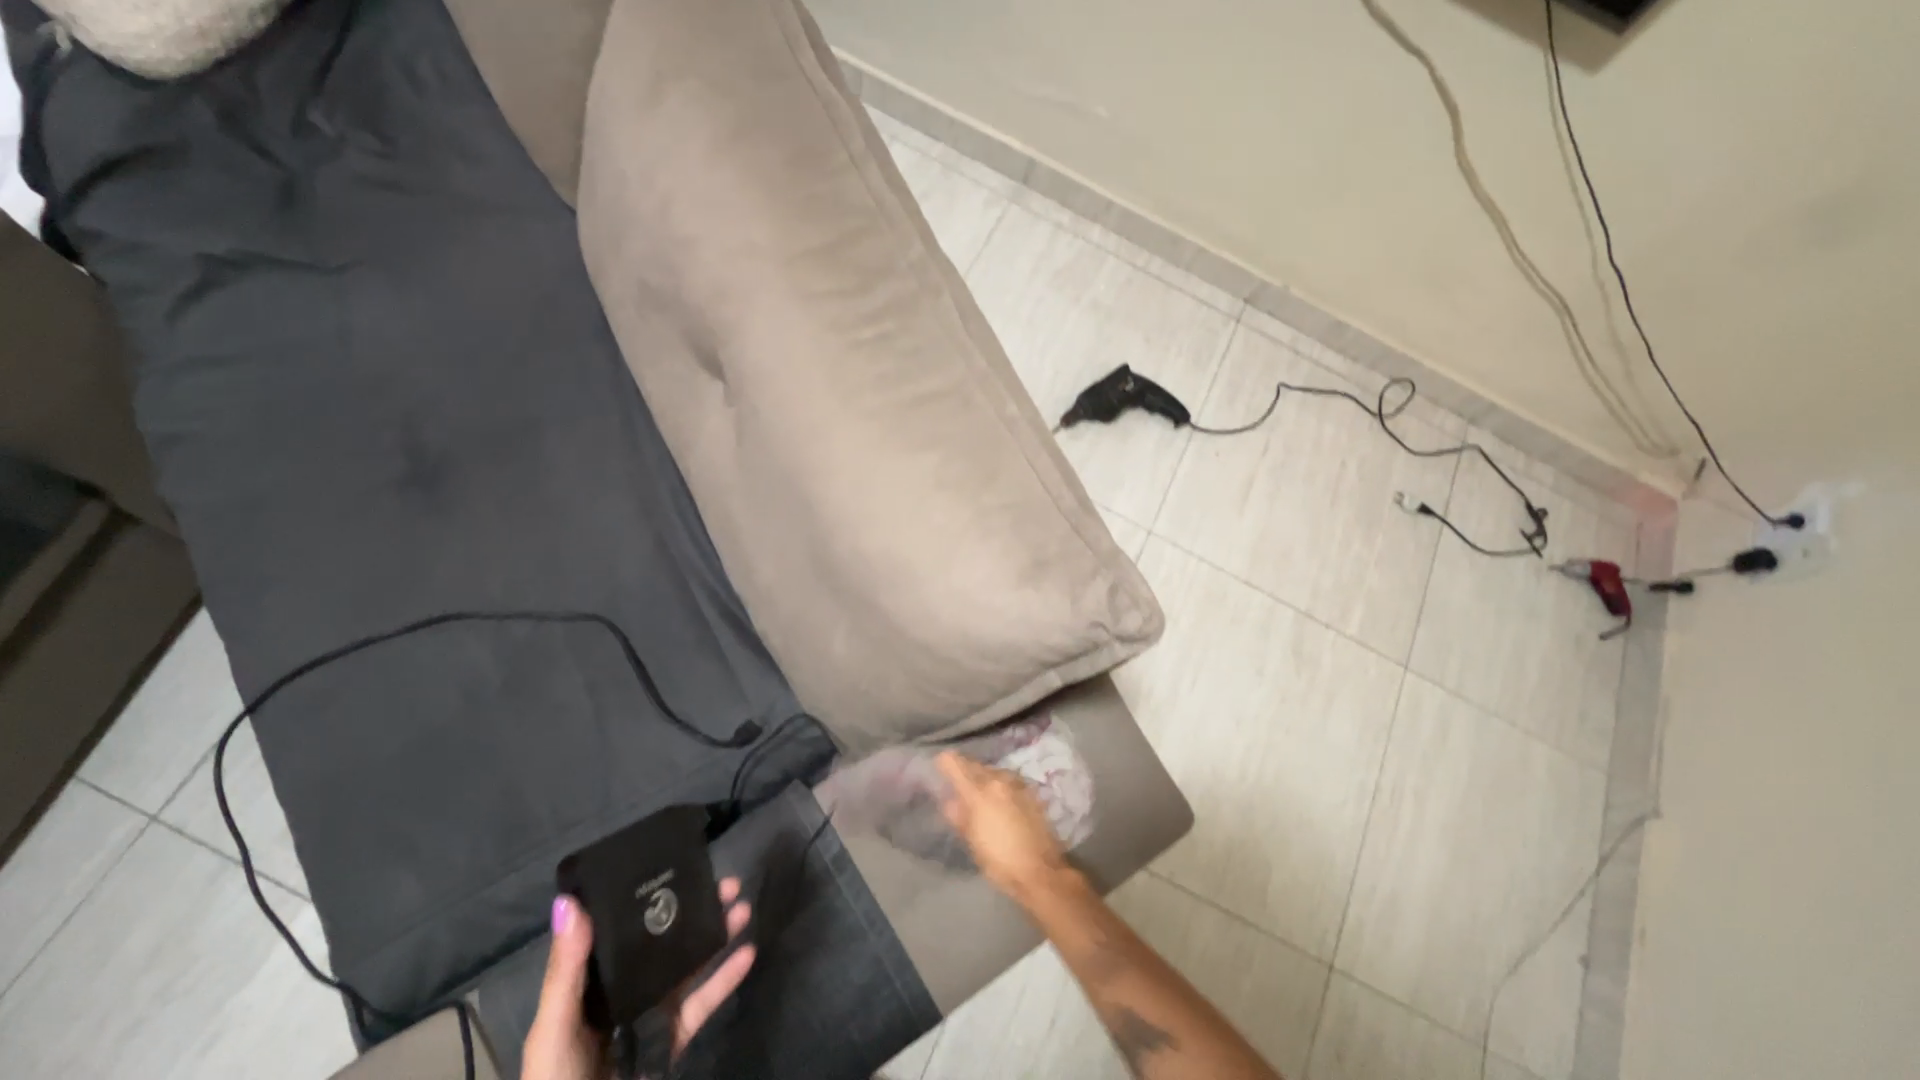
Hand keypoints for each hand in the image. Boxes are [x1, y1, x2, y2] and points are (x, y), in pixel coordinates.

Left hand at [522, 878, 757, 1079]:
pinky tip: (747, 954)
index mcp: (592, 982)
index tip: (676, 869)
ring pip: (689, 968)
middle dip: (695, 914)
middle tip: (726, 884)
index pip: (621, 931)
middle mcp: (625, 992)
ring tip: (742, 908)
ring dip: (716, 938)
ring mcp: (651, 1015)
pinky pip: (703, 1005)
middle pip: (664, 945)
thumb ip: (566, 968)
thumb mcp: (553, 1025)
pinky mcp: (673, 1041)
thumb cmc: (555, 1078)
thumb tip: (569, 901)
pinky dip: (726, 980)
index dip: (649, 899)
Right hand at [936, 751, 1073, 900]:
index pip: (956, 764)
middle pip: (976, 766)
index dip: (944, 763)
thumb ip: (960, 816)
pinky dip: (1000, 787)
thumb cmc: (1000, 860)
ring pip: (994, 772)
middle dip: (965, 771)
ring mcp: (1019, 785)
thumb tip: (950, 802)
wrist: (1040, 871)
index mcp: (980, 791)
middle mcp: (1000, 781)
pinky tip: (999, 802)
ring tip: (978, 795)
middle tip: (957, 785)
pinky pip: (1009, 782)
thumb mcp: (972, 841)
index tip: (938, 765)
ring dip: (984, 779)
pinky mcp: (1033, 794)